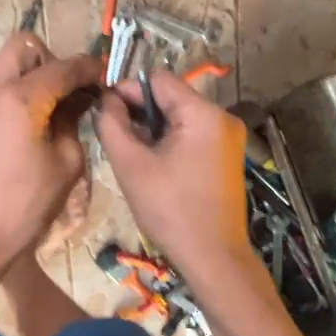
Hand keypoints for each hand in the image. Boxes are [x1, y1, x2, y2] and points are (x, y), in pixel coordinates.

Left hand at [0, 32, 101, 264]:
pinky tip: (35, 117)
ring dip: (33, 73)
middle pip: (25, 46)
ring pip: (8, 63)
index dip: (88, 69)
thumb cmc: (26, 204)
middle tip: (71, 89)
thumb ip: (73, 120)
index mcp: (19, 97)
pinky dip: (18, 88)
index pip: (62, 66)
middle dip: (52, 60)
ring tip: (55, 105)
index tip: (104, 77)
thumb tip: (79, 99)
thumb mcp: (66, 161)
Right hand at [96, 71, 255, 277]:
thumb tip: (107, 100)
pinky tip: (155, 166)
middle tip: (117, 139)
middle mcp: (222, 117)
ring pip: (180, 117)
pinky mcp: (228, 156)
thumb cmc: (169, 210)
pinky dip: (170, 142)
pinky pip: (193, 135)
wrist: (213, 256)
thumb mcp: (130, 165)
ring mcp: (229, 138)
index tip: (106, 113)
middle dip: (140, 113)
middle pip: (171, 97)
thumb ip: (112, 124)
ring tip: (134, 156)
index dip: (128, 91)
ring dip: (154, 129)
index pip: (158, 80)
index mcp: (203, 113)